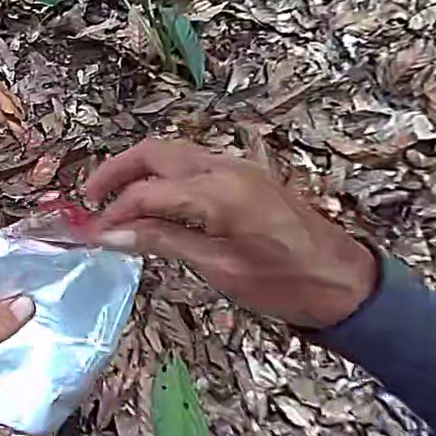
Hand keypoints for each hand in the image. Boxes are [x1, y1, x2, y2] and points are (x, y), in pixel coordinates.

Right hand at [82, 139, 379, 328]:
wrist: (346, 282)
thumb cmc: (285, 284)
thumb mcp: (219, 268)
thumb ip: (163, 242)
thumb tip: (112, 235)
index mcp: (219, 193)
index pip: (146, 192)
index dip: (113, 213)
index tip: (92, 235)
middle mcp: (225, 167)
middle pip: (154, 151)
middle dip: (115, 172)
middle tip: (89, 200)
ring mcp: (237, 166)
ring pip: (172, 151)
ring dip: (138, 169)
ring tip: (114, 199)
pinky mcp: (244, 174)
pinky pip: (191, 162)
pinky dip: (162, 174)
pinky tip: (152, 199)